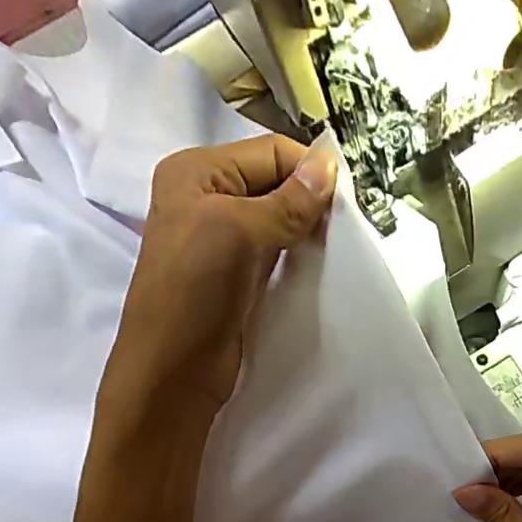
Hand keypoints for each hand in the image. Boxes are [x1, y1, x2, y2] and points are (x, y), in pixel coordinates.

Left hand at [104, 134, 337, 416]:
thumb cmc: (194, 290)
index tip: (348, 199)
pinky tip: (321, 265)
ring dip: (309, 230)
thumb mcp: (238, 231)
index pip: (269, 152)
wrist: (173, 369)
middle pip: (275, 183)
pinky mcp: (238, 276)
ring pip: (280, 219)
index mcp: (197, 172)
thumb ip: (287, 200)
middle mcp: (208, 199)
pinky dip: (300, 255)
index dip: (309, 170)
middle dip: (311, 200)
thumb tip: (329, 167)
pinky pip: (277, 252)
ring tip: (338, 245)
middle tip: (348, 225)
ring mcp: (222, 240)